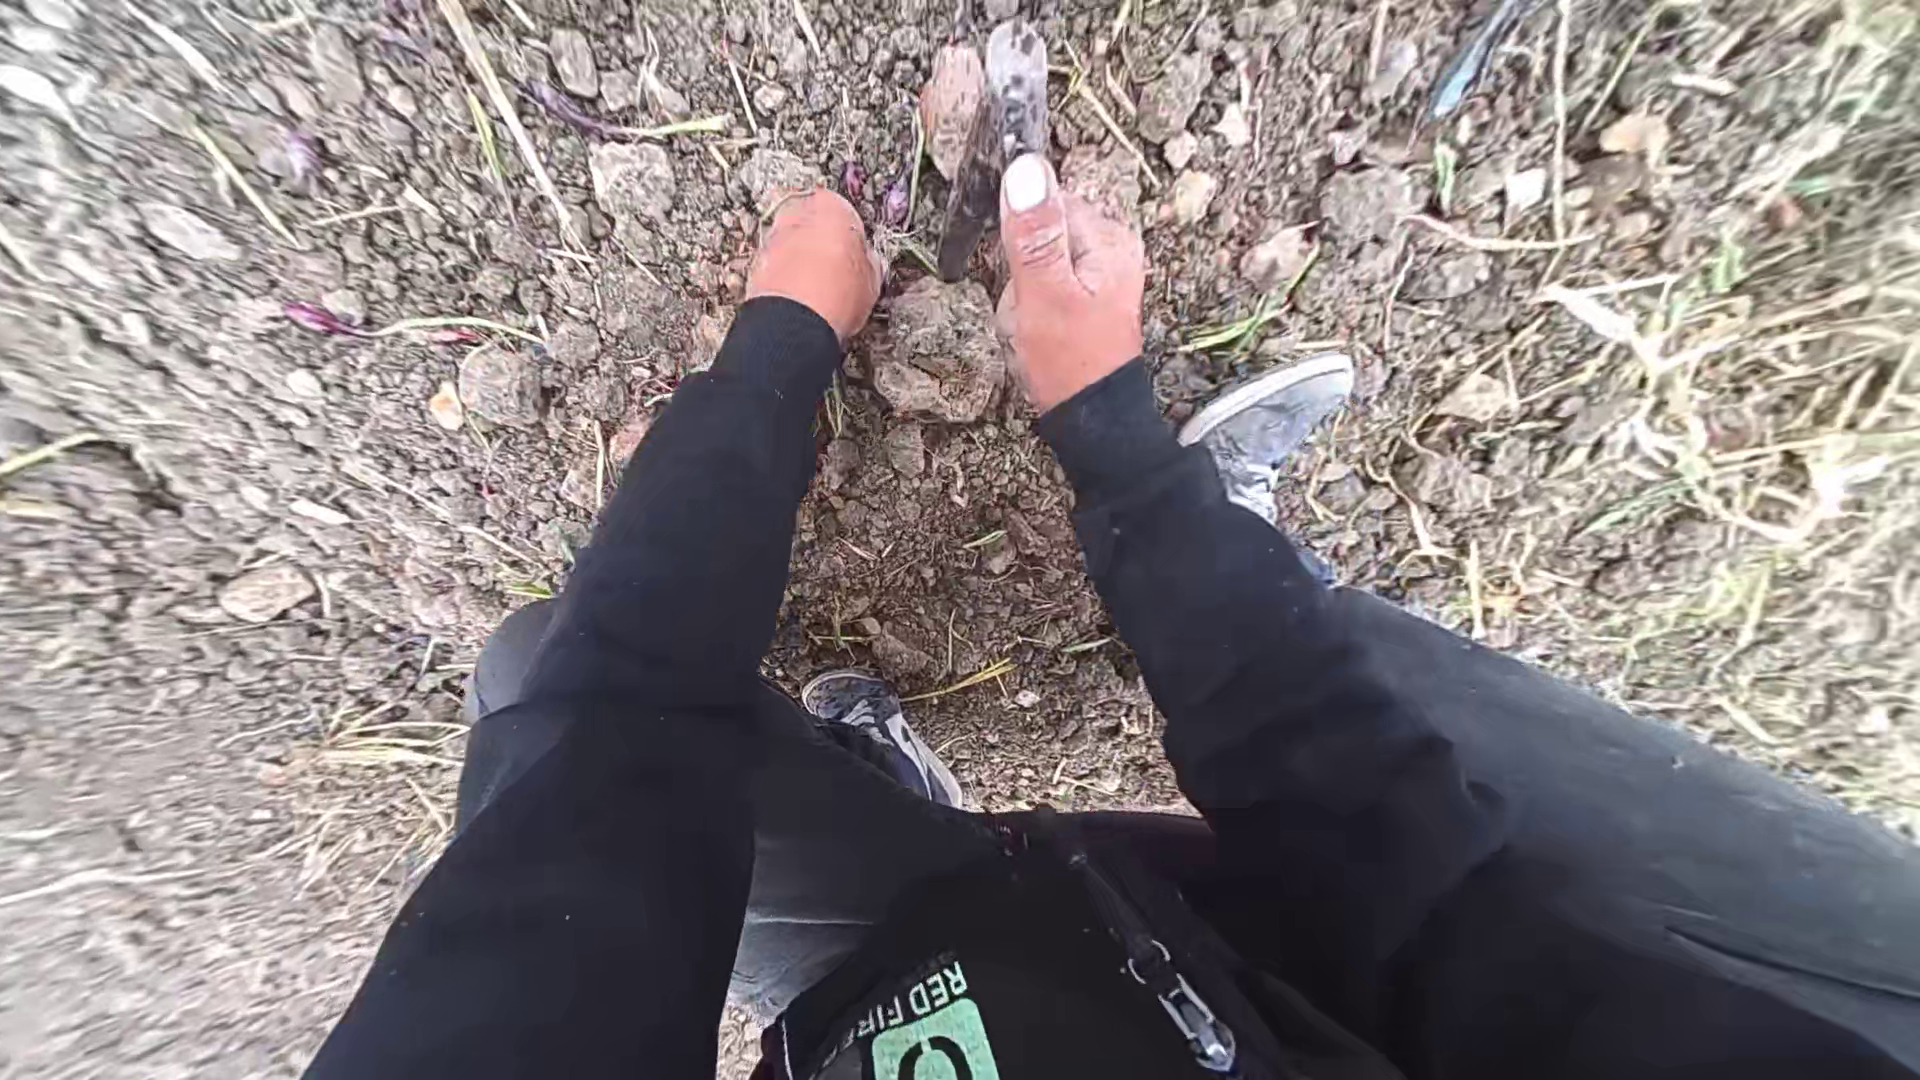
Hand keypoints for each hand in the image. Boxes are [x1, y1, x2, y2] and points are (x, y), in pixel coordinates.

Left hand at [745, 189, 881, 341]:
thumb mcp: (872, 282)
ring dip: (801, 263)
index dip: (852, 241)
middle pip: (813, 225)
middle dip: (822, 246)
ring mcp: (774, 237)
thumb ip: (870, 264)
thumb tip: (870, 266)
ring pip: (792, 245)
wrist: (796, 320)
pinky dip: (785, 280)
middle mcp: (798, 212)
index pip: (846, 215)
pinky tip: (799, 302)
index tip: (856, 259)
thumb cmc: (837, 295)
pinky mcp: (756, 262)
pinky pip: (776, 267)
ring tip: (817, 294)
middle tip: (837, 276)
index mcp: (833, 207)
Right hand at [996, 153, 1145, 412]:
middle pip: (1038, 237)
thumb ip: (1034, 237)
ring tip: (1035, 330)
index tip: (1022, 279)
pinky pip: (1042, 291)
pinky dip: (1032, 313)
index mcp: (1107, 239)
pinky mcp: (1086, 300)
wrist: (1091, 420)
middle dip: (1021, 277)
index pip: (1045, 204)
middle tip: (1031, 313)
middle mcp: (1109, 250)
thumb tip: (1024, 169)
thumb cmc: (1071, 363)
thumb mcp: (1045, 297)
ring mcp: (1098, 276)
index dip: (1020, 239)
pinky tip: (1040, 336)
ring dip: (1023, 299)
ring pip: (1035, 267)